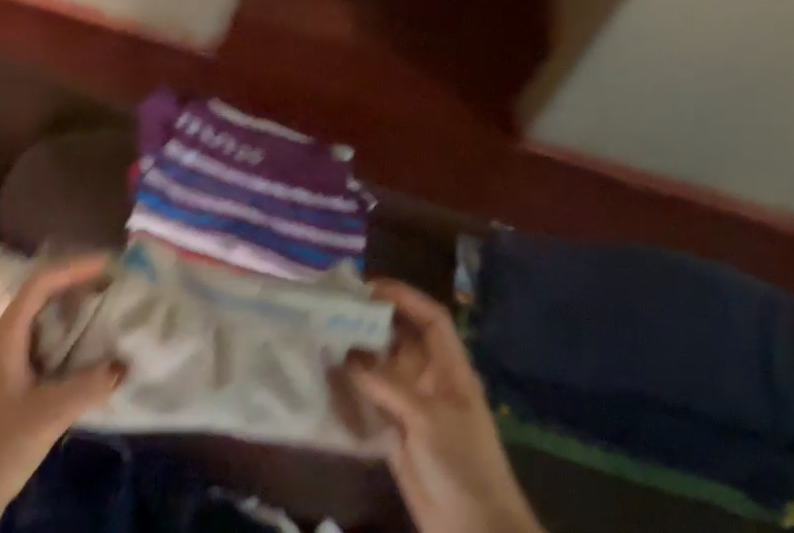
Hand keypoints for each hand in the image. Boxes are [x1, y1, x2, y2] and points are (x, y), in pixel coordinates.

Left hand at [0, 255, 123, 532]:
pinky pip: (44, 350)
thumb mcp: (47, 415)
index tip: (109, 266)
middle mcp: (4, 340)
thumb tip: (123, 364)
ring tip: (111, 316)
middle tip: (116, 289)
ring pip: (43, 325)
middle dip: (78, 288)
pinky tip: (90, 359)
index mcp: (6, 335)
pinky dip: (69, 345)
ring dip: (74, 317)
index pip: (41, 284)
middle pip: (42, 298)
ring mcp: (5, 363)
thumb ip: (87, 386)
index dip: (74, 269)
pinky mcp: (11, 386)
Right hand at [346, 280, 542, 532]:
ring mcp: (411, 407)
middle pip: (400, 339)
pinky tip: (322, 377)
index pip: (432, 320)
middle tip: (331, 307)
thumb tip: (345, 355)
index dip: (405, 297)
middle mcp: (429, 381)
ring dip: (355, 354)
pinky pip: (368, 400)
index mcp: (451, 370)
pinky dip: (348, 389)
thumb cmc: (463, 464)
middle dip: (371, 322)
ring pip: (380, 368)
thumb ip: (386, 383)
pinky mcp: (393, 432)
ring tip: (319, 335)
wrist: (474, 528)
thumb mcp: (428, 418)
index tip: (368, 286)